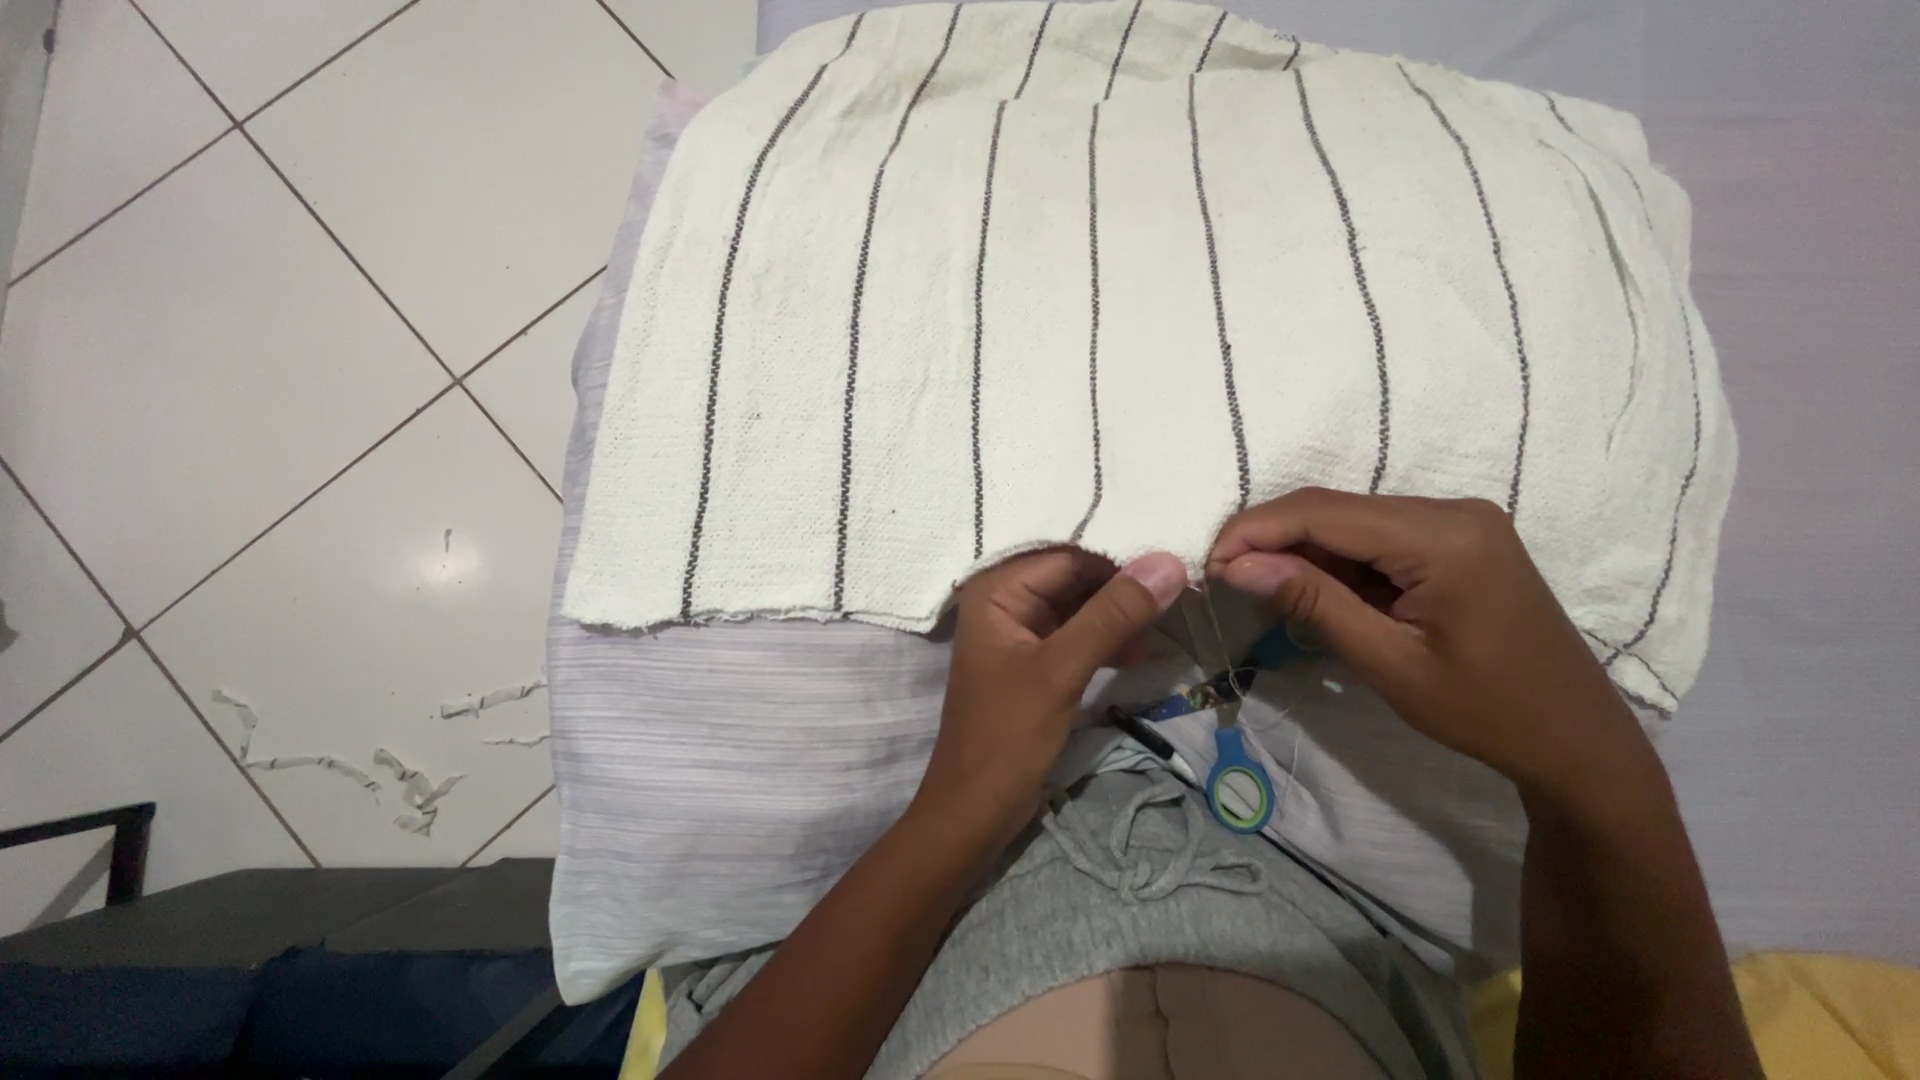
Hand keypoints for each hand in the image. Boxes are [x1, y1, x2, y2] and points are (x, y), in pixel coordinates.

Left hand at [914, 548, 1186, 845]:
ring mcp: (1020, 634)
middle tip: (1183, 587)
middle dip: (1124, 584)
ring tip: (1167, 622)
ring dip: (1120, 614)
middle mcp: (1005, 602)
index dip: (1120, 555)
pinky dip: (1107, 640)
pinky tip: (1139, 652)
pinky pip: (1078, 635)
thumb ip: (1112, 614)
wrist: (974, 810)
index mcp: (996, 591)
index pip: (1068, 554)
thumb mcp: (1062, 670)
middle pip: (1074, 576)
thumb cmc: (1006, 736)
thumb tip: (1169, 562)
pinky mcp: (1036, 663)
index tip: (1177, 559)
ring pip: (1080, 606)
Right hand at [1207, 488, 1651, 799]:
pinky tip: (1318, 590)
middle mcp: (1453, 510)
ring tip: (1266, 591)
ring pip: (1352, 519)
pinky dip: (1338, 559)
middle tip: (1227, 579)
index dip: (1255, 530)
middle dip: (1272, 538)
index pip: (1323, 513)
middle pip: (1335, 508)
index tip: (1209, 565)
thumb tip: (1235, 565)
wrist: (1575, 737)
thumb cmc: (1484, 710)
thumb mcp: (1387, 662)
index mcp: (1443, 537)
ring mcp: (1460, 520)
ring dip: (1302, 550)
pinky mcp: (1459, 537)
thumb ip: (1312, 602)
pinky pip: (1378, 534)